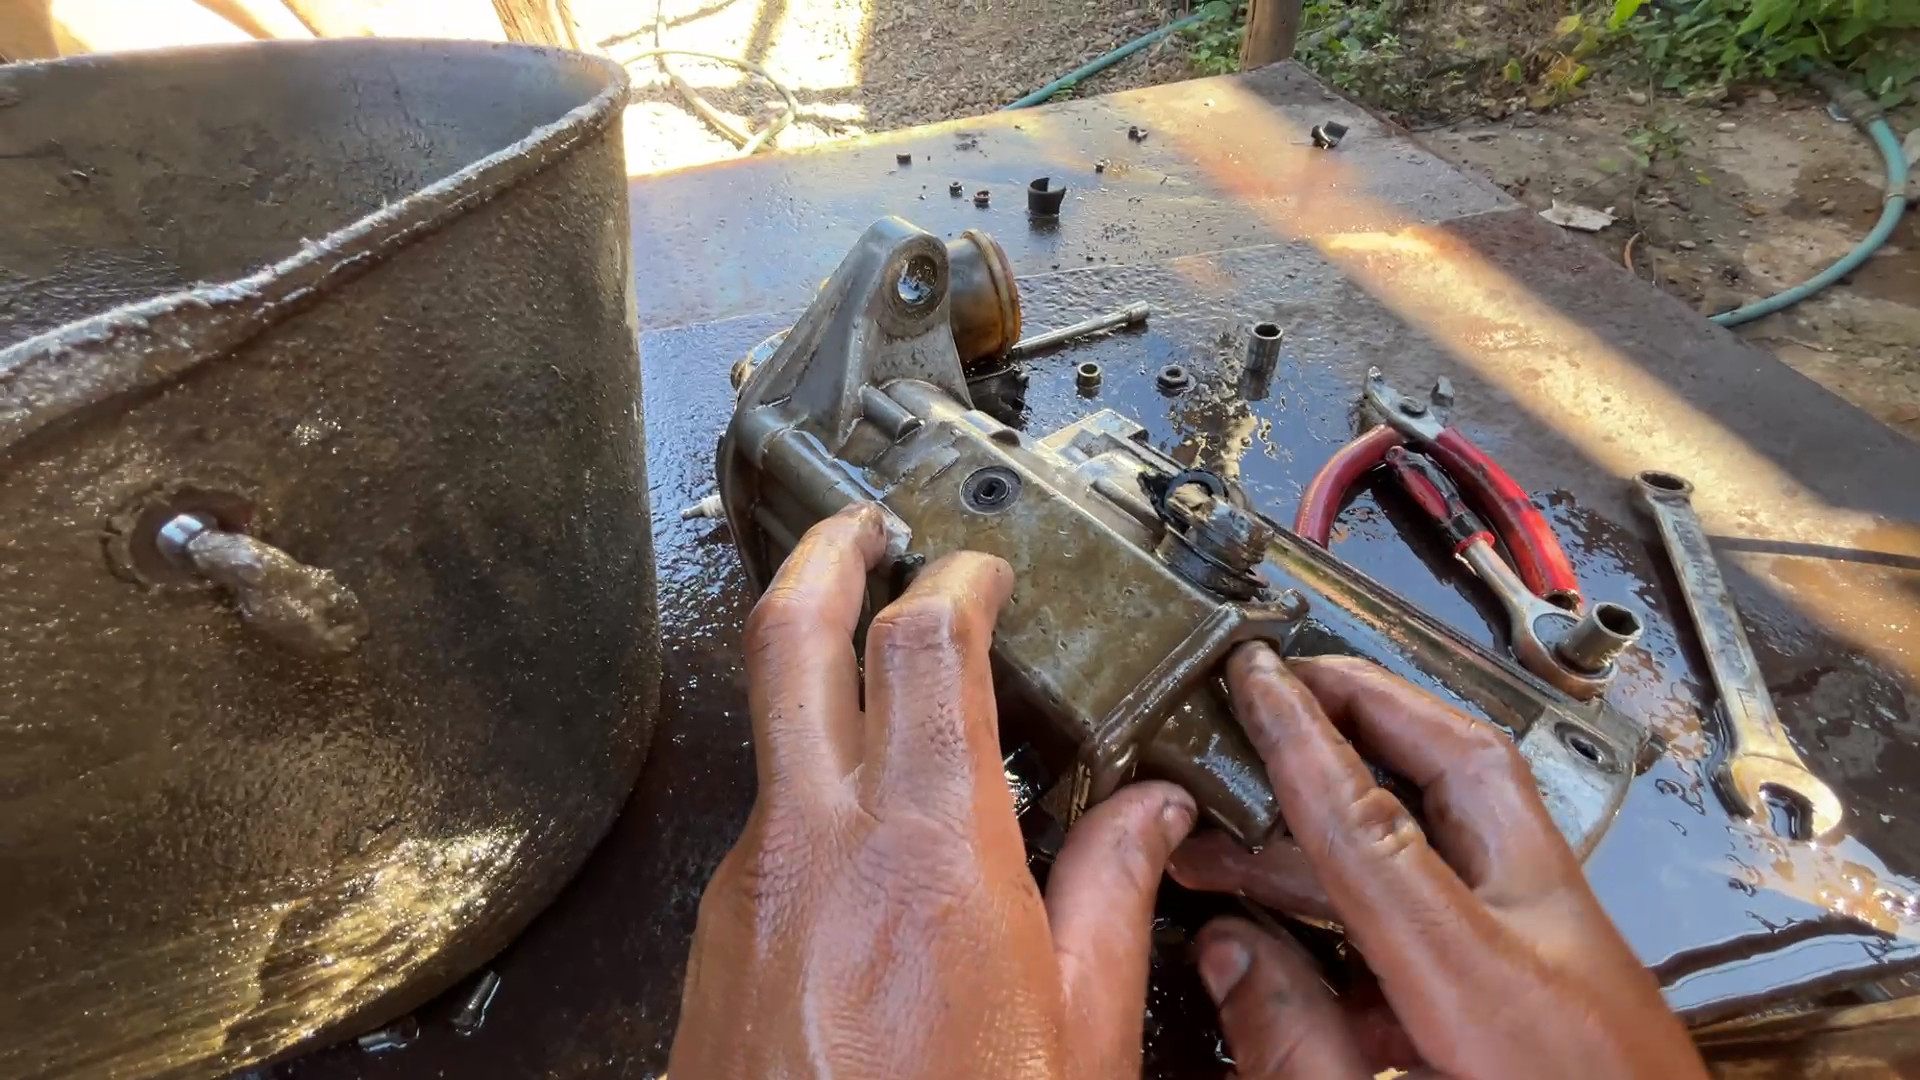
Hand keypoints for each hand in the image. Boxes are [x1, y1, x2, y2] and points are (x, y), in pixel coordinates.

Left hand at [670, 504, 1197, 1079]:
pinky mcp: (724, 916)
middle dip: (826, 553)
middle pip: (791, 634)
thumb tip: (1153, 817)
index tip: (983, 570)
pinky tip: (878, 818)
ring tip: (885, 656)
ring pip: (779, 718)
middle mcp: (820, 840)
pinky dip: (827, 774)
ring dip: (823, 661)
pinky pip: (779, 807)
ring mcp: (754, 873)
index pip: (927, 644)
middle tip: (863, 524)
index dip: (957, 580)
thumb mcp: (1078, 1036)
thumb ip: (1113, 895)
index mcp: (929, 851)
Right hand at [1168, 647, 1706, 1079]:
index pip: (1377, 827)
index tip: (1253, 676)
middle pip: (1466, 767)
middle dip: (1364, 700)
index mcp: (1512, 1003)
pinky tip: (1295, 891)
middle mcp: (1553, 950)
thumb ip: (1296, 1048)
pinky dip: (1369, 851)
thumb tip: (1222, 947)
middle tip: (1283, 676)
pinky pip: (1447, 874)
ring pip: (1453, 814)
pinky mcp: (1546, 976)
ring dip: (1347, 785)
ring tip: (1249, 802)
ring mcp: (1563, 956)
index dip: (1300, 739)